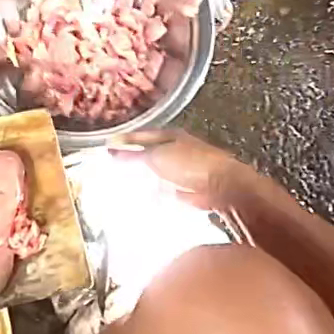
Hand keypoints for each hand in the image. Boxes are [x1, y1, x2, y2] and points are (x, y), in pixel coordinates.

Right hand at [108, 129, 255, 208]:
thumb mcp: (155, 156)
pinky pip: (175, 190)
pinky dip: (164, 193)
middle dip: (138, 158)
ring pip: (164, 171)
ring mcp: (192, 170)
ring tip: (134, 183)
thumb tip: (113, 151)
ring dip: (151, 177)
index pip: (143, 135)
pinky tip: (156, 198)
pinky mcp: (199, 191)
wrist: (225, 188)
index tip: (109, 145)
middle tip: (119, 164)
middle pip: (154, 153)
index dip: (125, 140)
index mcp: (172, 136)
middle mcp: (183, 150)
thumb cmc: (191, 165)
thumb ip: (133, 155)